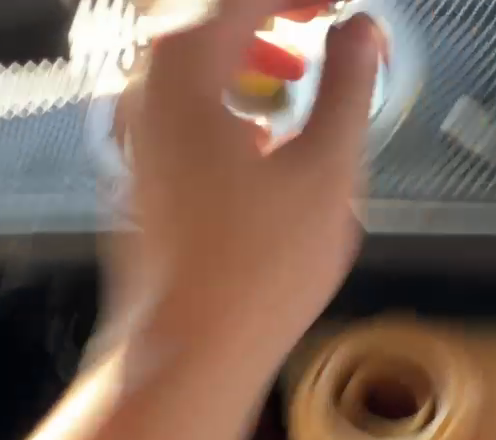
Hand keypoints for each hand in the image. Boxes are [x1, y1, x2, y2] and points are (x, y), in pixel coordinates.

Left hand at [109, 1, 379, 372]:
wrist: (190, 351)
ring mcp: (134, 135)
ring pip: (186, 65)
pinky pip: (178, 111)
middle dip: (265, 16)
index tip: (341, 7)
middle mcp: (145, 91)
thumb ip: (348, 90)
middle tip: (314, 25)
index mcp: (184, 68)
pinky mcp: (139, 177)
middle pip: (203, 18)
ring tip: (289, 79)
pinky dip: (220, 102)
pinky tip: (256, 142)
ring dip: (241, 57)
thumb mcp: (326, 172)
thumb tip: (361, 35)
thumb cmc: (256, 275)